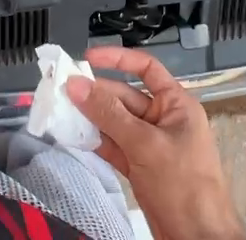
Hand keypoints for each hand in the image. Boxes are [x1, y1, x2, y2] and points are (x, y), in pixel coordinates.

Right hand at [66, 46, 245, 239]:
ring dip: (90, 117)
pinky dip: (94, 140)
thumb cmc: (184, 186)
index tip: (88, 58)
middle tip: (62, 90)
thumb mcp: (145, 144)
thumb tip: (75, 84)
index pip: (146, 68)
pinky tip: (73, 135)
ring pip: (114, 121)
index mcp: (176, 105)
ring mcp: (150, 144)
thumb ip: (108, 113)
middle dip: (95, 93)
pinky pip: (112, 144)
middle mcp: (163, 120)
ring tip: (61, 110)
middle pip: (124, 95)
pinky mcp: (139, 166)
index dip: (118, 59)